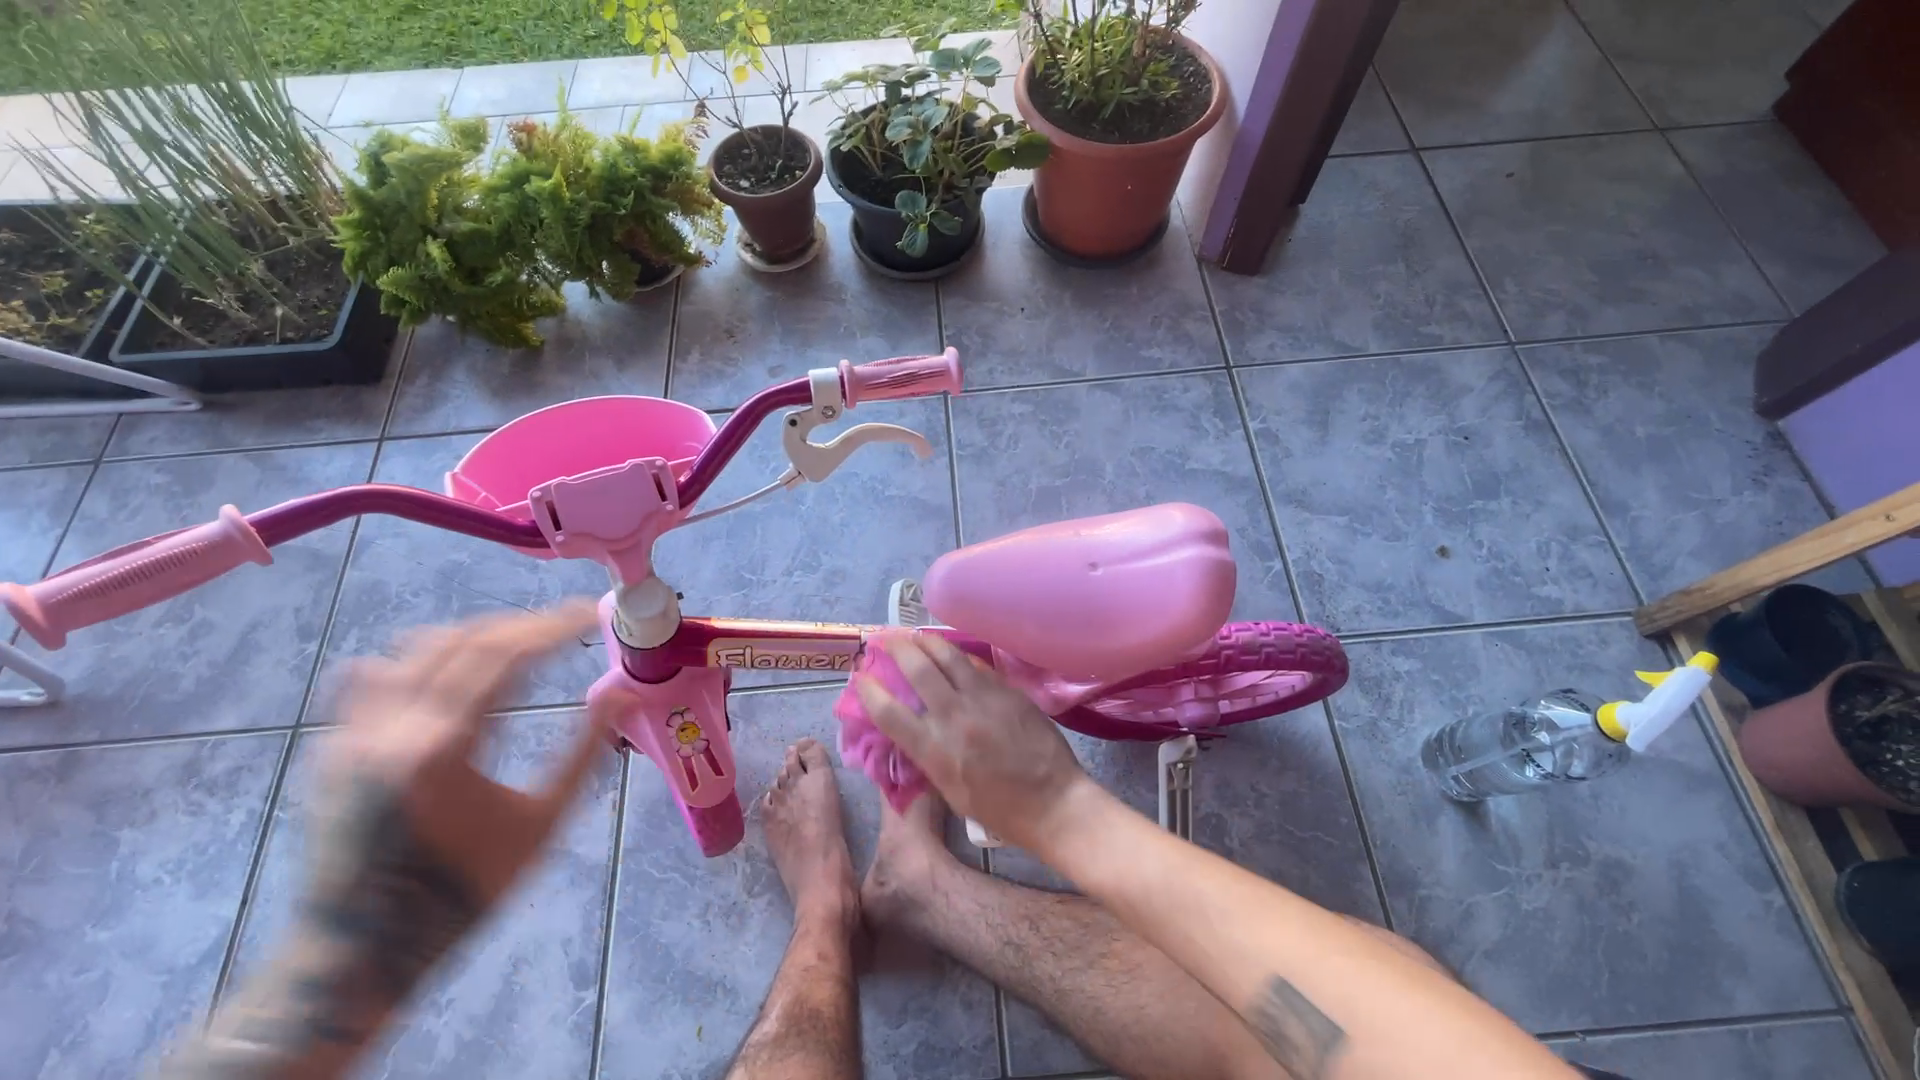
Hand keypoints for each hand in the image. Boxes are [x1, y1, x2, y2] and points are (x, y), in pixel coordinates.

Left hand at [152, 603, 605, 1079]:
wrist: (360, 949)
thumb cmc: (465, 890)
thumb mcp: (541, 826)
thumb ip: (585, 753)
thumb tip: (623, 695)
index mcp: (446, 746)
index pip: (508, 655)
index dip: (556, 627)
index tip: (592, 614)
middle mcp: (392, 726)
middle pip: (467, 641)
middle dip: (525, 625)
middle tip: (566, 625)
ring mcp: (353, 732)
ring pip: (418, 648)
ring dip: (475, 637)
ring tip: (517, 643)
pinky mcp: (332, 745)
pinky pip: (373, 677)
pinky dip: (419, 661)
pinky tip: (450, 674)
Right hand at [853, 632, 1094, 847]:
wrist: (1052, 802)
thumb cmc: (998, 809)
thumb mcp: (949, 792)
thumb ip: (927, 757)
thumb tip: (912, 732)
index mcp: (934, 750)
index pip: (889, 712)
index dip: (869, 691)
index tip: (861, 677)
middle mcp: (954, 717)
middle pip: (917, 670)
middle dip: (896, 649)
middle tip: (885, 638)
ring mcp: (984, 700)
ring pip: (949, 657)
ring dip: (926, 641)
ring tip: (914, 634)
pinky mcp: (1007, 692)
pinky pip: (977, 666)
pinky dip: (959, 656)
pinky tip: (951, 652)